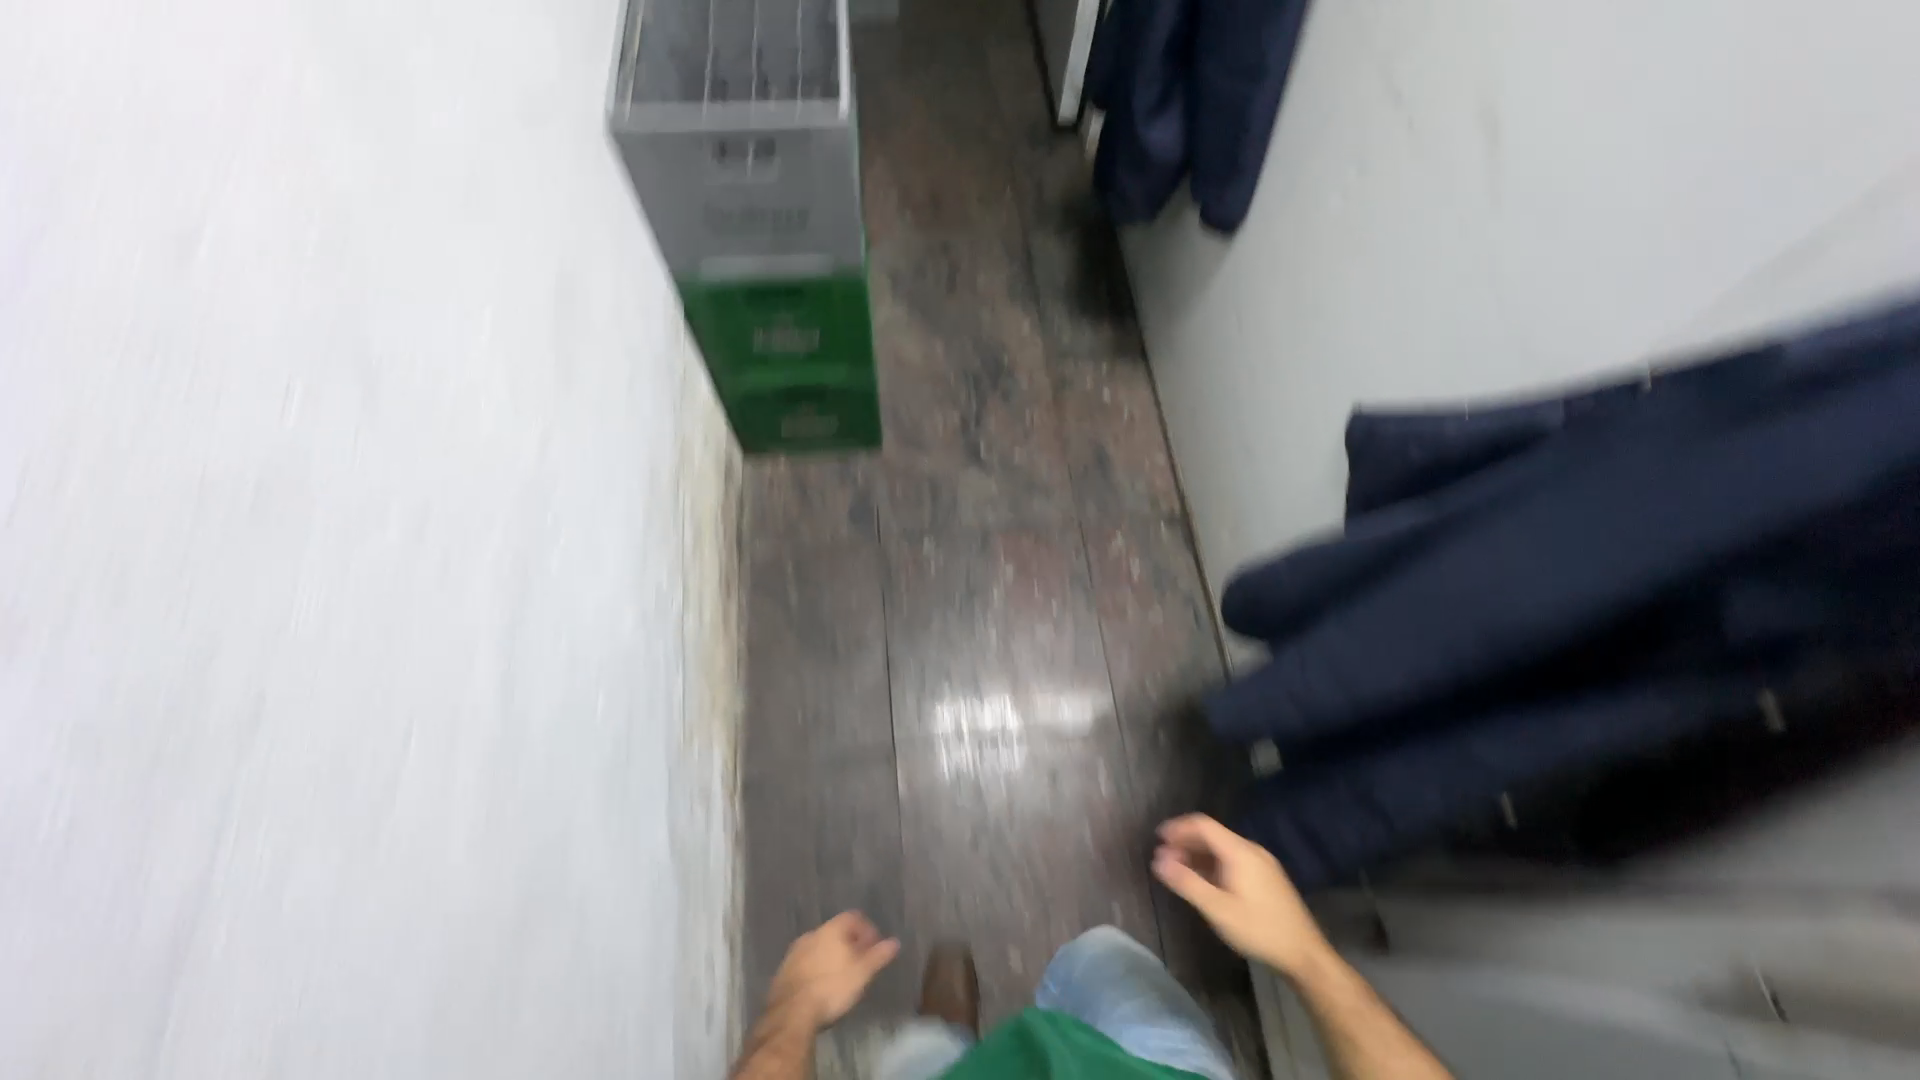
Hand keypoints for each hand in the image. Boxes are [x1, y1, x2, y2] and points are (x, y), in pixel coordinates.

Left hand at [768, 912, 900, 1027]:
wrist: (791, 1013)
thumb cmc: (832, 987)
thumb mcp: (862, 973)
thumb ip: (879, 955)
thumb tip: (895, 942)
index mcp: (831, 929)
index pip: (854, 917)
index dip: (867, 929)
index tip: (874, 947)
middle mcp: (812, 933)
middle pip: (836, 931)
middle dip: (850, 943)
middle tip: (860, 962)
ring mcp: (795, 951)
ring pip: (820, 946)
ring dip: (832, 956)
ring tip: (841, 976)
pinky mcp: (784, 969)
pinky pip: (806, 961)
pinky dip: (817, 968)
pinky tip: (821, 986)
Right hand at [1151, 814, 1333, 979]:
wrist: (1305, 954)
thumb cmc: (1258, 929)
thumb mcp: (1217, 909)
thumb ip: (1187, 883)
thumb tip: (1158, 861)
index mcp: (1239, 851)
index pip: (1203, 825)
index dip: (1178, 828)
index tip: (1157, 839)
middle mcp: (1251, 850)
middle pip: (1212, 835)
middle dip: (1185, 843)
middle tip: (1164, 859)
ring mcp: (1262, 863)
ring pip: (1223, 848)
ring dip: (1198, 855)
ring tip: (1180, 871)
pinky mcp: (1267, 877)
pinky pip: (1233, 860)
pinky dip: (1214, 865)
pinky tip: (1205, 882)